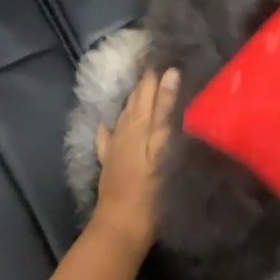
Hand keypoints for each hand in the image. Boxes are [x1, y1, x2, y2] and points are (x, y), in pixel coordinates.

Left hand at [89, 68, 178, 252]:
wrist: (121, 225)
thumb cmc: (150, 189)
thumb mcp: (161, 146)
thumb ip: (164, 111)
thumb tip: (170, 73)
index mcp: (139, 124)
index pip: (150, 90)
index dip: (159, 73)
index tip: (171, 54)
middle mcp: (124, 131)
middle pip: (136, 100)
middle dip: (147, 82)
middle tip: (161, 65)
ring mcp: (115, 148)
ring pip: (125, 116)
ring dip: (135, 100)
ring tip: (145, 86)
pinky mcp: (110, 165)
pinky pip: (108, 139)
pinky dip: (111, 128)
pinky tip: (108, 124)